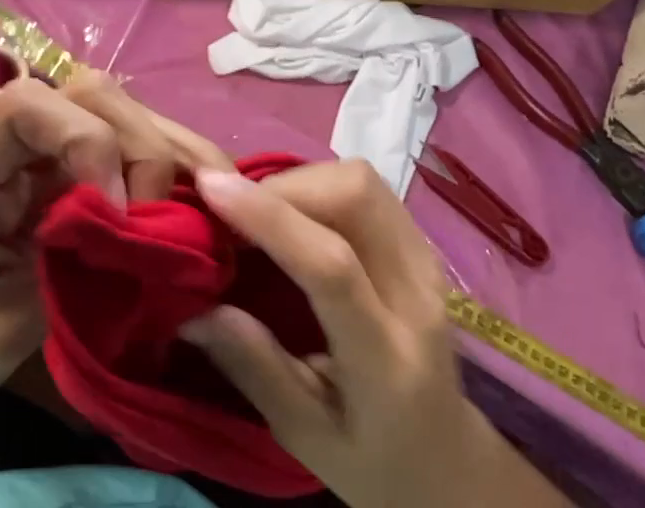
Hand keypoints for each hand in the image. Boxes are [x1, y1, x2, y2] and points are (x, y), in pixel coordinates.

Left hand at [0, 70, 232, 444]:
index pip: (27, 107)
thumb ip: (76, 275)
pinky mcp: (63, 184)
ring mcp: (37, 166)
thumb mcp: (0, 333)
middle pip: (89, 95)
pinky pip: (122, 153)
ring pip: (116, 115)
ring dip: (162, 154)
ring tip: (187, 211)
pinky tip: (186, 208)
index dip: (85, 140)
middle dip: (139, 148)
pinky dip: (163, 173)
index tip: (112, 212)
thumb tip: (155, 244)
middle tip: (155, 222)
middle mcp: (4, 156)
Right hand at [180, 162, 557, 507]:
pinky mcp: (426, 248)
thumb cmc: (373, 462)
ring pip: (366, 182)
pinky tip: (294, 216)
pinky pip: (372, 192)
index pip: (332, 266)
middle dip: (285, 188)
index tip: (211, 189)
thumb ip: (255, 368)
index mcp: (387, 356)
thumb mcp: (305, 436)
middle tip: (232, 213)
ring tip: (259, 214)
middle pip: (357, 198)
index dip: (270, 218)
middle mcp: (418, 294)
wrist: (449, 461)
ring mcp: (429, 263)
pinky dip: (323, 188)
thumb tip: (195, 308)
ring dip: (304, 183)